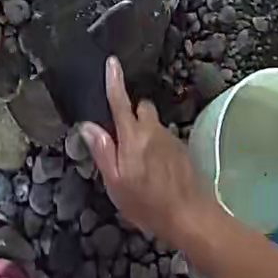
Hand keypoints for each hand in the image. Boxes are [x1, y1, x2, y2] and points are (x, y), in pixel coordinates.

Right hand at [80, 56, 222, 247]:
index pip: (120, 101)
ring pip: (153, 124)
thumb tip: (88, 126)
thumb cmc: (147, 203)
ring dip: (144, 133)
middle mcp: (153, 130)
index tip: (112, 62)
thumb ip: (103, 152)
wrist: (189, 215)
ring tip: (139, 164)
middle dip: (132, 114)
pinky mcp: (181, 147)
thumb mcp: (116, 183)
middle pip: (141, 108)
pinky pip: (163, 137)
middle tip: (122, 139)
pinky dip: (156, 145)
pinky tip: (155, 169)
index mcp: (133, 137)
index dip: (114, 81)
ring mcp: (170, 137)